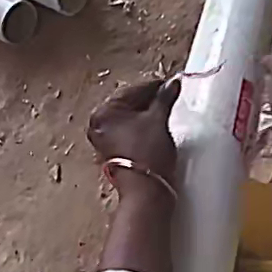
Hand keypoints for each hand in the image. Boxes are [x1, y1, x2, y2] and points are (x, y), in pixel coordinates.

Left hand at [88, 78, 180, 199]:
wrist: (146, 188)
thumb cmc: (148, 152)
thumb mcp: (158, 119)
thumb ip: (164, 98)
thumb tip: (172, 83)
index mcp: (104, 112)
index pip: (132, 90)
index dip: (154, 86)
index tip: (171, 83)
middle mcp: (99, 125)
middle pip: (128, 104)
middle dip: (150, 99)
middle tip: (171, 96)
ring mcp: (106, 140)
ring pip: (130, 118)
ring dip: (147, 113)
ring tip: (167, 110)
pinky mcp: (116, 152)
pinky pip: (130, 131)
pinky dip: (143, 126)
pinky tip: (158, 125)